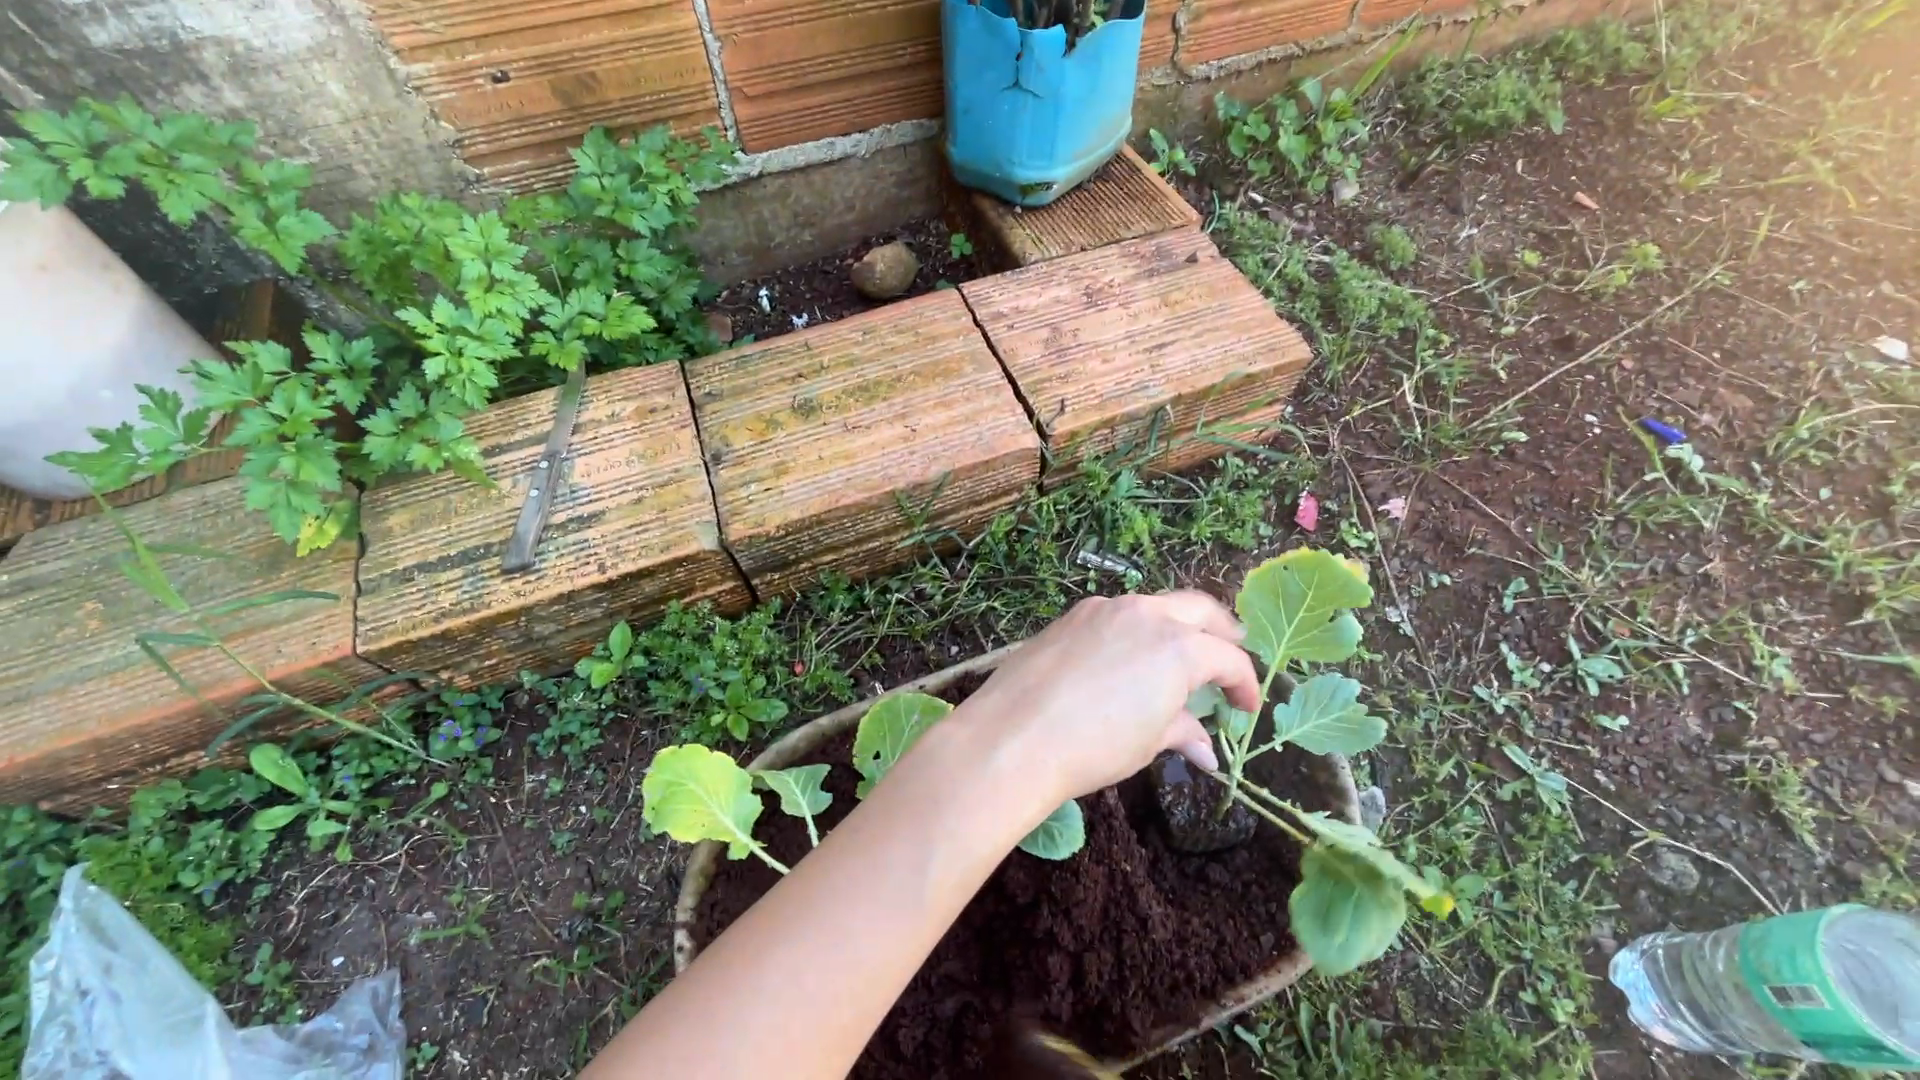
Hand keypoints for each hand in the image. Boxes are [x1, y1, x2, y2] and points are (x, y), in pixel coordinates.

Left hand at [955, 591, 1261, 806]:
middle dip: (1221, 631)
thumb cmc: (1093, 746)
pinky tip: (1124, 656)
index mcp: (1178, 647)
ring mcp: (1104, 608)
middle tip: (1229, 652)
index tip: (1245, 708)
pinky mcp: (1071, 615)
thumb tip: (1205, 748)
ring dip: (1174, 625)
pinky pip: (1115, 614)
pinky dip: (1134, 629)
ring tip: (1177, 653)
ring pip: (1154, 605)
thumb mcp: (1147, 743)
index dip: (1244, 684)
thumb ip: (1181, 731)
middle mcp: (1145, 614)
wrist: (1014, 735)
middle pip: (1199, 610)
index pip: (1227, 658)